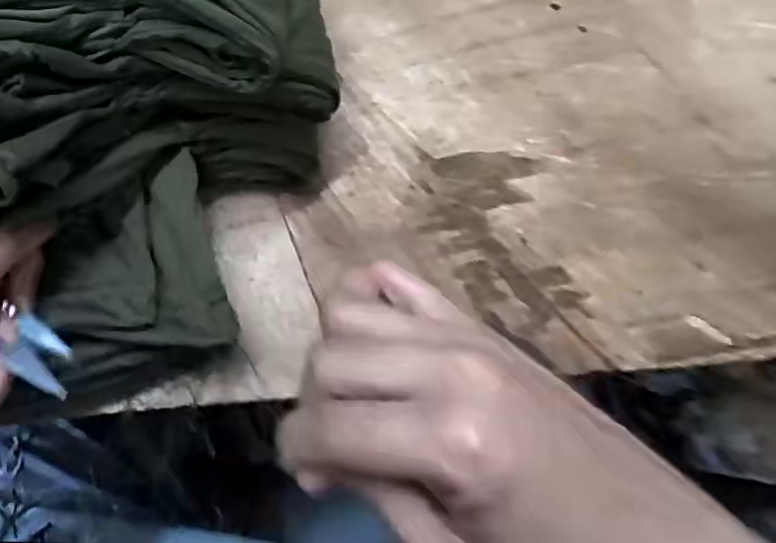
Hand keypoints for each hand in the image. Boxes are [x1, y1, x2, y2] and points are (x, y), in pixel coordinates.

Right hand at [278, 262, 758, 542]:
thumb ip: (378, 496)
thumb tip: (318, 462)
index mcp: (453, 440)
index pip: (329, 425)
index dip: (297, 450)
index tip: (302, 472)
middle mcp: (449, 368)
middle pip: (326, 360)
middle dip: (313, 408)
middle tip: (333, 451)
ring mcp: (465, 335)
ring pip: (343, 313)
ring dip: (335, 357)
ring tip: (357, 400)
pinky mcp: (478, 323)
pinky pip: (392, 278)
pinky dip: (366, 297)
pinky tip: (374, 340)